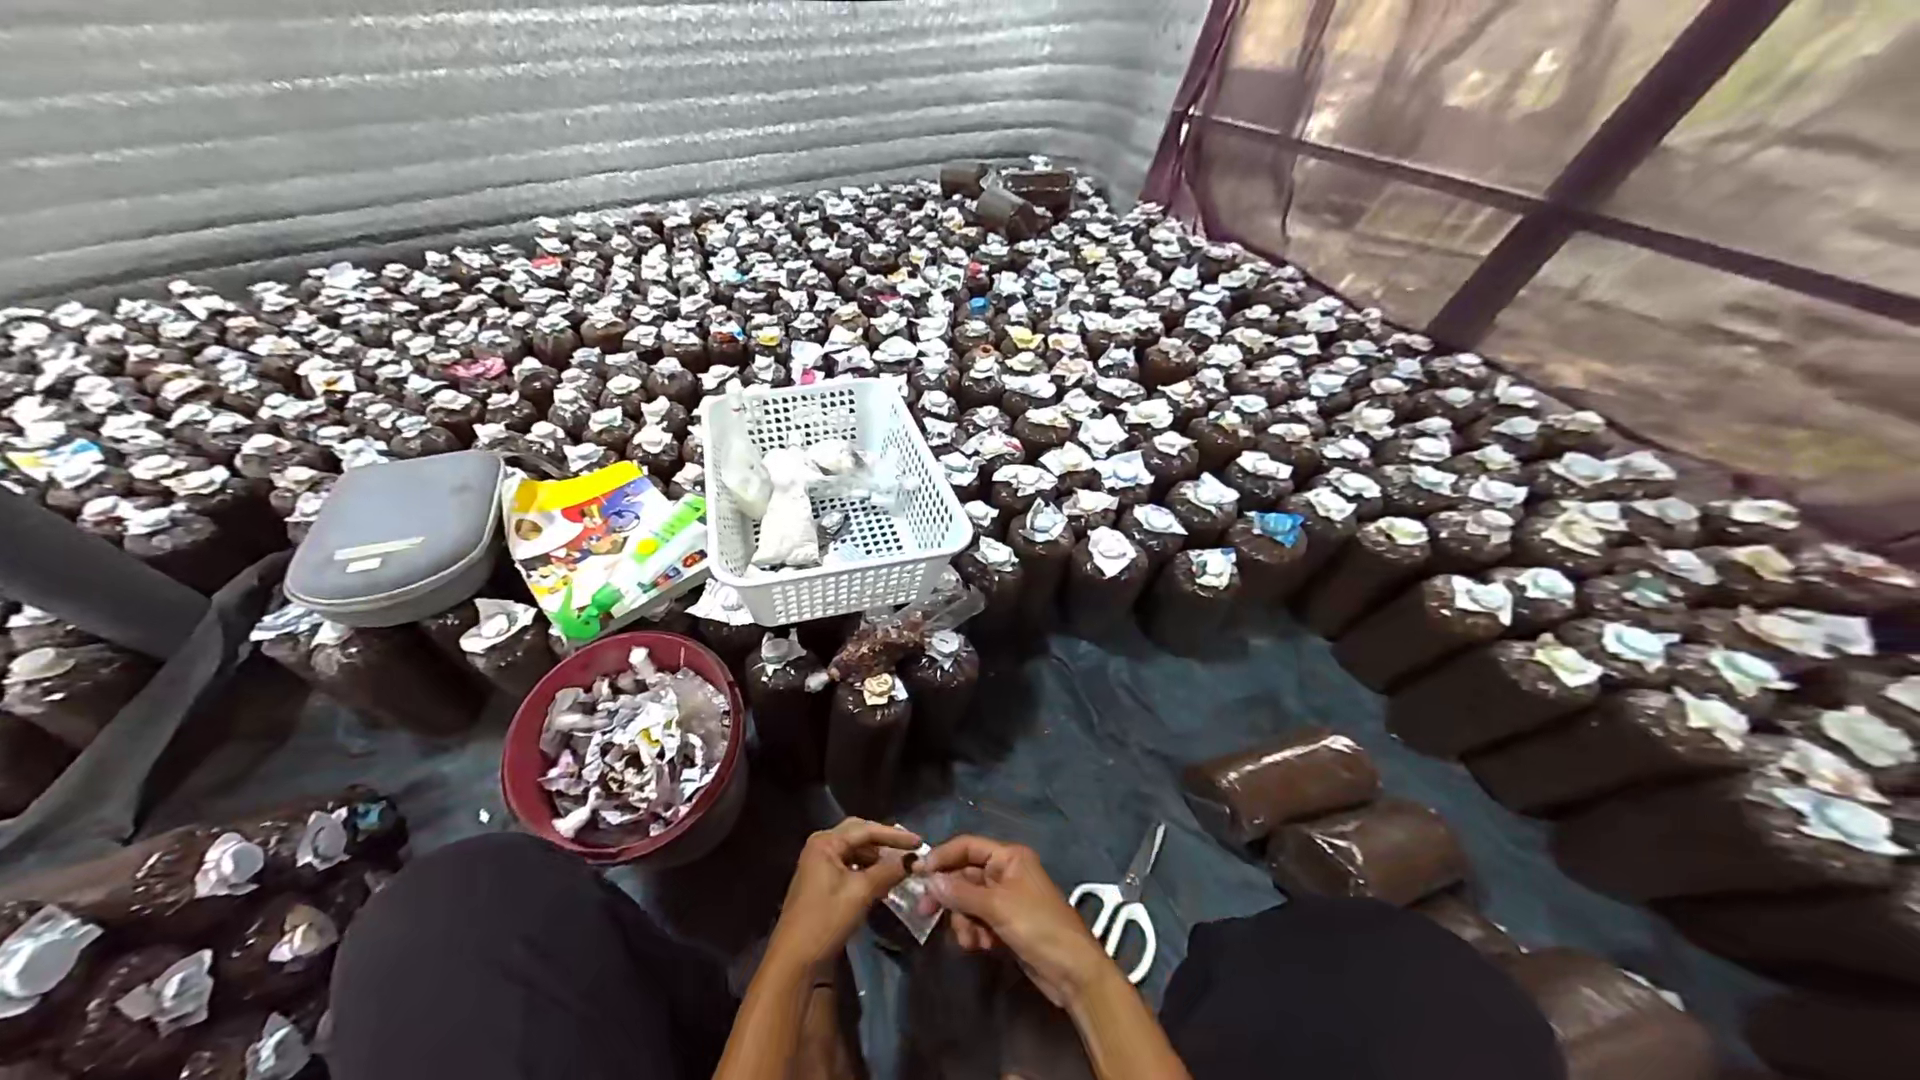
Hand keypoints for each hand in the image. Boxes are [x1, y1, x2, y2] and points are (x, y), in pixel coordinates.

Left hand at [768, 818, 921, 976]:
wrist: (794, 960)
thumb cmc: (825, 920)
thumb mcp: (861, 893)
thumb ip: (889, 871)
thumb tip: (914, 860)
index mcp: (825, 842)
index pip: (866, 830)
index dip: (895, 836)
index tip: (920, 842)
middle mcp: (820, 846)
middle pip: (860, 835)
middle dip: (885, 842)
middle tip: (910, 848)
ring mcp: (819, 863)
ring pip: (856, 851)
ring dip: (877, 857)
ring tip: (900, 865)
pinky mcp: (821, 881)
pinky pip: (850, 865)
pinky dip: (867, 870)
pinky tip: (883, 880)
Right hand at [917, 835, 1111, 1007]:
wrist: (1072, 971)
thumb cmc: (1038, 927)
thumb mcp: (997, 906)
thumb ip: (960, 892)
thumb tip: (929, 880)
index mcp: (1008, 856)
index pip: (967, 846)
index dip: (942, 857)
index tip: (917, 873)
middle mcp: (1005, 873)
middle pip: (964, 876)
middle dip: (950, 897)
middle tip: (926, 913)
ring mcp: (1006, 899)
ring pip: (968, 902)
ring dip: (963, 921)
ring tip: (972, 940)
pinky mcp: (1005, 924)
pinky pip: (978, 921)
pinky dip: (974, 933)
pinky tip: (981, 947)